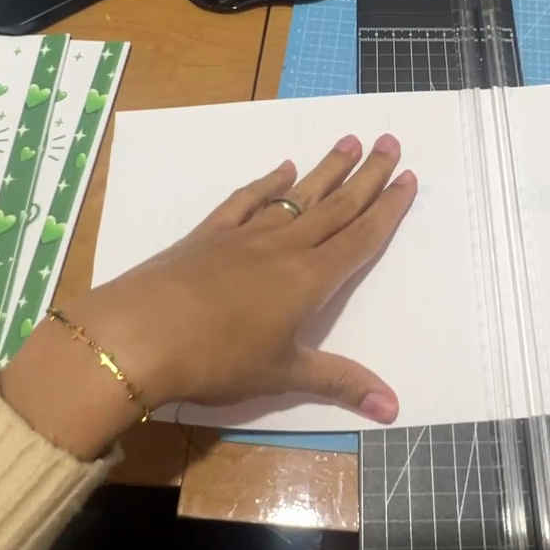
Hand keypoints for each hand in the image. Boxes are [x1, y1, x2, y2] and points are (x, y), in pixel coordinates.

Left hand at [1, 134, 415, 457]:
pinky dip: (268, 183)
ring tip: (349, 141)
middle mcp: (285, 247)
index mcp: (310, 279)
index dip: (388, 209)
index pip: (360, 238)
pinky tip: (283, 169)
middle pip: (336, 206)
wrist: (141, 333)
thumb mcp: (284, 375)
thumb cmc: (219, 358)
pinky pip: (247, 199)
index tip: (409, 177)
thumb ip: (340, 382)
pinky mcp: (210, 233)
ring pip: (298, 195)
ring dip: (326, 169)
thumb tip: (394, 408)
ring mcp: (246, 235)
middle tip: (391, 141)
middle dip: (367, 175)